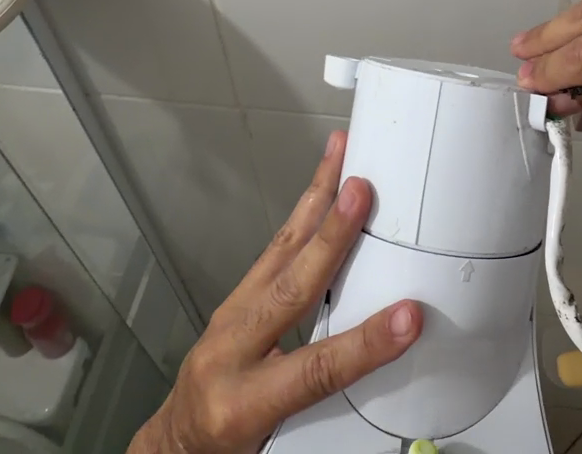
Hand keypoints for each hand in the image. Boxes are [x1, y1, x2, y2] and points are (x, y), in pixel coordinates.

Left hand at [128, 132, 421, 453]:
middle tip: (360, 191)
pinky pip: (273, 248)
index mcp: (242, 405)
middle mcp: (229, 352)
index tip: (409, 317)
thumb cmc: (225, 448)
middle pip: (288, 288)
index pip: (313, 371)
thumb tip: (386, 364)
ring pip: (278, 251)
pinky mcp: (236, 297)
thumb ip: (325, 402)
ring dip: (313, 200)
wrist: (173, 446)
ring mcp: (229, 317)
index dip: (365, 344)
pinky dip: (302, 213)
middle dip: (330, 236)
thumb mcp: (274, 442)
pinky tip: (322, 187)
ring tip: (339, 156)